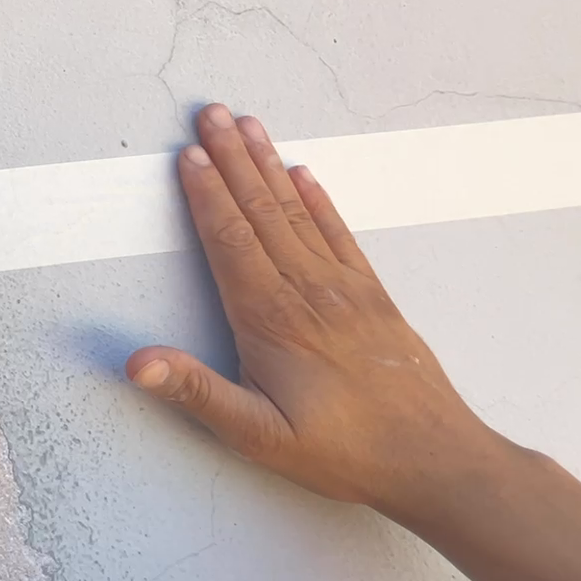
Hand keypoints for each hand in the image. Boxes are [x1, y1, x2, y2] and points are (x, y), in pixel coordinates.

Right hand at [127, 104, 502, 515]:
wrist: (445, 468)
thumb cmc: (340, 451)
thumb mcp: (255, 434)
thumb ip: (195, 392)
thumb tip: (134, 362)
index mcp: (270, 315)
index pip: (229, 238)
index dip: (205, 193)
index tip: (186, 153)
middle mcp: (306, 289)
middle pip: (260, 209)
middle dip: (230, 158)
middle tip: (211, 113)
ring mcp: (344, 287)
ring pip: (296, 211)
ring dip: (267, 164)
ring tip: (247, 125)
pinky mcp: (371, 295)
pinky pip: (339, 235)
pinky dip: (318, 200)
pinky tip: (304, 174)